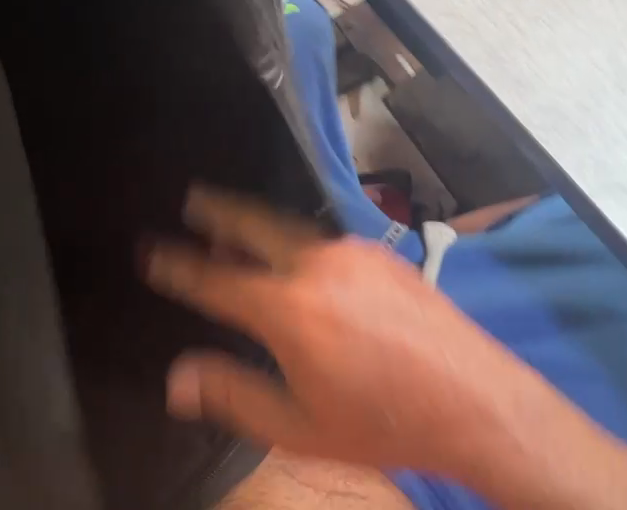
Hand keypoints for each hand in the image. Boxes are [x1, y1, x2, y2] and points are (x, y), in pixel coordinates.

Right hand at [143, 187, 594, 483]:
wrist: (473, 399)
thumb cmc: (381, 422)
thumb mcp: (297, 426)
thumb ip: (233, 396)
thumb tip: (178, 379)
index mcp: (287, 309)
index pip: (216, 280)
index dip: (179, 267)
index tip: (153, 253)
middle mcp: (317, 266)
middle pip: (254, 226)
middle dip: (218, 212)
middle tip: (194, 200)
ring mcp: (353, 253)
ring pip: (291, 230)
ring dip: (260, 228)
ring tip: (237, 231)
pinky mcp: (380, 253)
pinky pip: (324, 239)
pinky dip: (298, 242)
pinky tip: (298, 259)